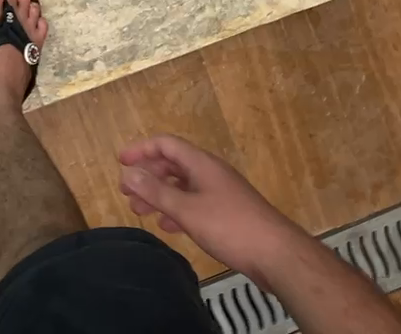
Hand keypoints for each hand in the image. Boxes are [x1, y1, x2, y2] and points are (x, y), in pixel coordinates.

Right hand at [117, 133, 301, 278]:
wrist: (279, 256)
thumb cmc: (231, 227)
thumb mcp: (187, 210)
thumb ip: (155, 192)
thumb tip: (127, 173)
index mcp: (201, 163)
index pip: (165, 144)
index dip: (141, 149)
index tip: (121, 162)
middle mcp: (210, 172)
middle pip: (172, 164)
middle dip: (148, 176)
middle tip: (127, 192)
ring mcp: (221, 193)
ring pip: (182, 186)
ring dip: (160, 195)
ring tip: (141, 212)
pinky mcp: (228, 214)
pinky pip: (195, 203)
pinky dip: (177, 210)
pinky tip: (168, 225)